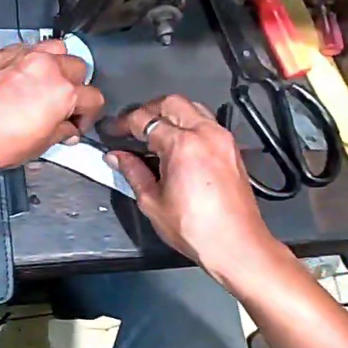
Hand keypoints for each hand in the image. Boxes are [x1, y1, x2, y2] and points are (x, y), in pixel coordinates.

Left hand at [0, 40, 105, 182]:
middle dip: (76, 88)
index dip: (88, 116)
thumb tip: (67, 129)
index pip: (93, 98)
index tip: (78, 125)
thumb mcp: (37, 147)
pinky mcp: (0, 54)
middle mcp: (46, 67)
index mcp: (62, 91)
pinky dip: (32, 60)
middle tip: (64, 107)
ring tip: (47, 86)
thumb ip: (60, 132)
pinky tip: (23, 79)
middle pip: (78, 68)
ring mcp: (22, 56)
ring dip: (58, 66)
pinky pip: (27, 49)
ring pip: (56, 49)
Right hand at [106, 95, 283, 277]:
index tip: (111, 131)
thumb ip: (133, 172)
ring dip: (170, 114)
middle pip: (171, 103)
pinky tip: (175, 145)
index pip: (145, 120)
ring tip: (152, 134)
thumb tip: (117, 157)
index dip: (122, 124)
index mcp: (183, 144)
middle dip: (147, 110)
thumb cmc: (193, 228)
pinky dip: (188, 125)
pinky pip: (207, 124)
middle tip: (130, 128)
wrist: (236, 244)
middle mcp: (206, 133)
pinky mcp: (232, 150)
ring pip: (192, 109)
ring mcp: (223, 139)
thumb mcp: (152, 202)